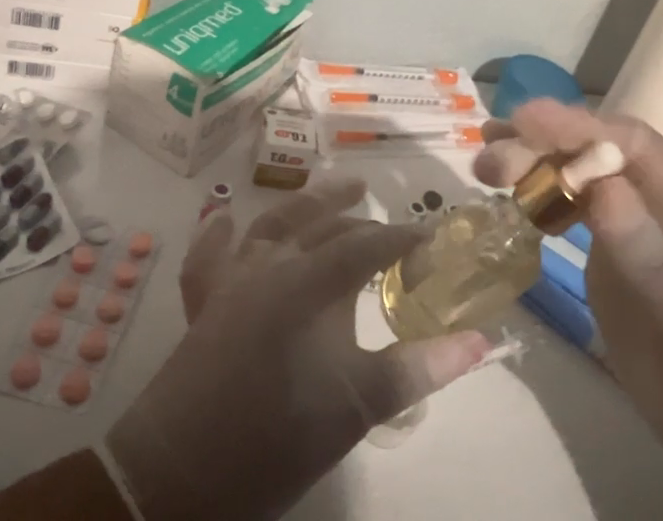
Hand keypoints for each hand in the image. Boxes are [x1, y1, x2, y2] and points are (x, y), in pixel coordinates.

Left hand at [105, 180, 491, 520]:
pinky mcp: (203, 303)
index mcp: (310, 284)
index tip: (432, 238)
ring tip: (331, 190)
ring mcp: (231, 281)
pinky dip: (218, 234)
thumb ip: (420, 367)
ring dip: (304, 207)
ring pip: (271, 226)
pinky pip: (209, 256)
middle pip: (320, 227)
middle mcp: (270, 267)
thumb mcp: (358, 405)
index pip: (367, 247)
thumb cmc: (278, 435)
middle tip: (387, 220)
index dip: (402, 240)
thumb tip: (482, 340)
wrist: (181, 472)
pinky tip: (222, 218)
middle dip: (357, 219)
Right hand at [476, 100, 662, 507]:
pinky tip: (512, 205)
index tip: (523, 118)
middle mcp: (662, 211)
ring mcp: (637, 240)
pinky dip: (542, 206)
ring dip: (536, 170)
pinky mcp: (616, 272)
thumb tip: (593, 179)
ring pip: (582, 186)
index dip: (577, 125)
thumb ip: (645, 246)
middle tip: (488, 154)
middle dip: (544, 146)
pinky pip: (576, 223)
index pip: (632, 145)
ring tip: (486, 167)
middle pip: (599, 158)